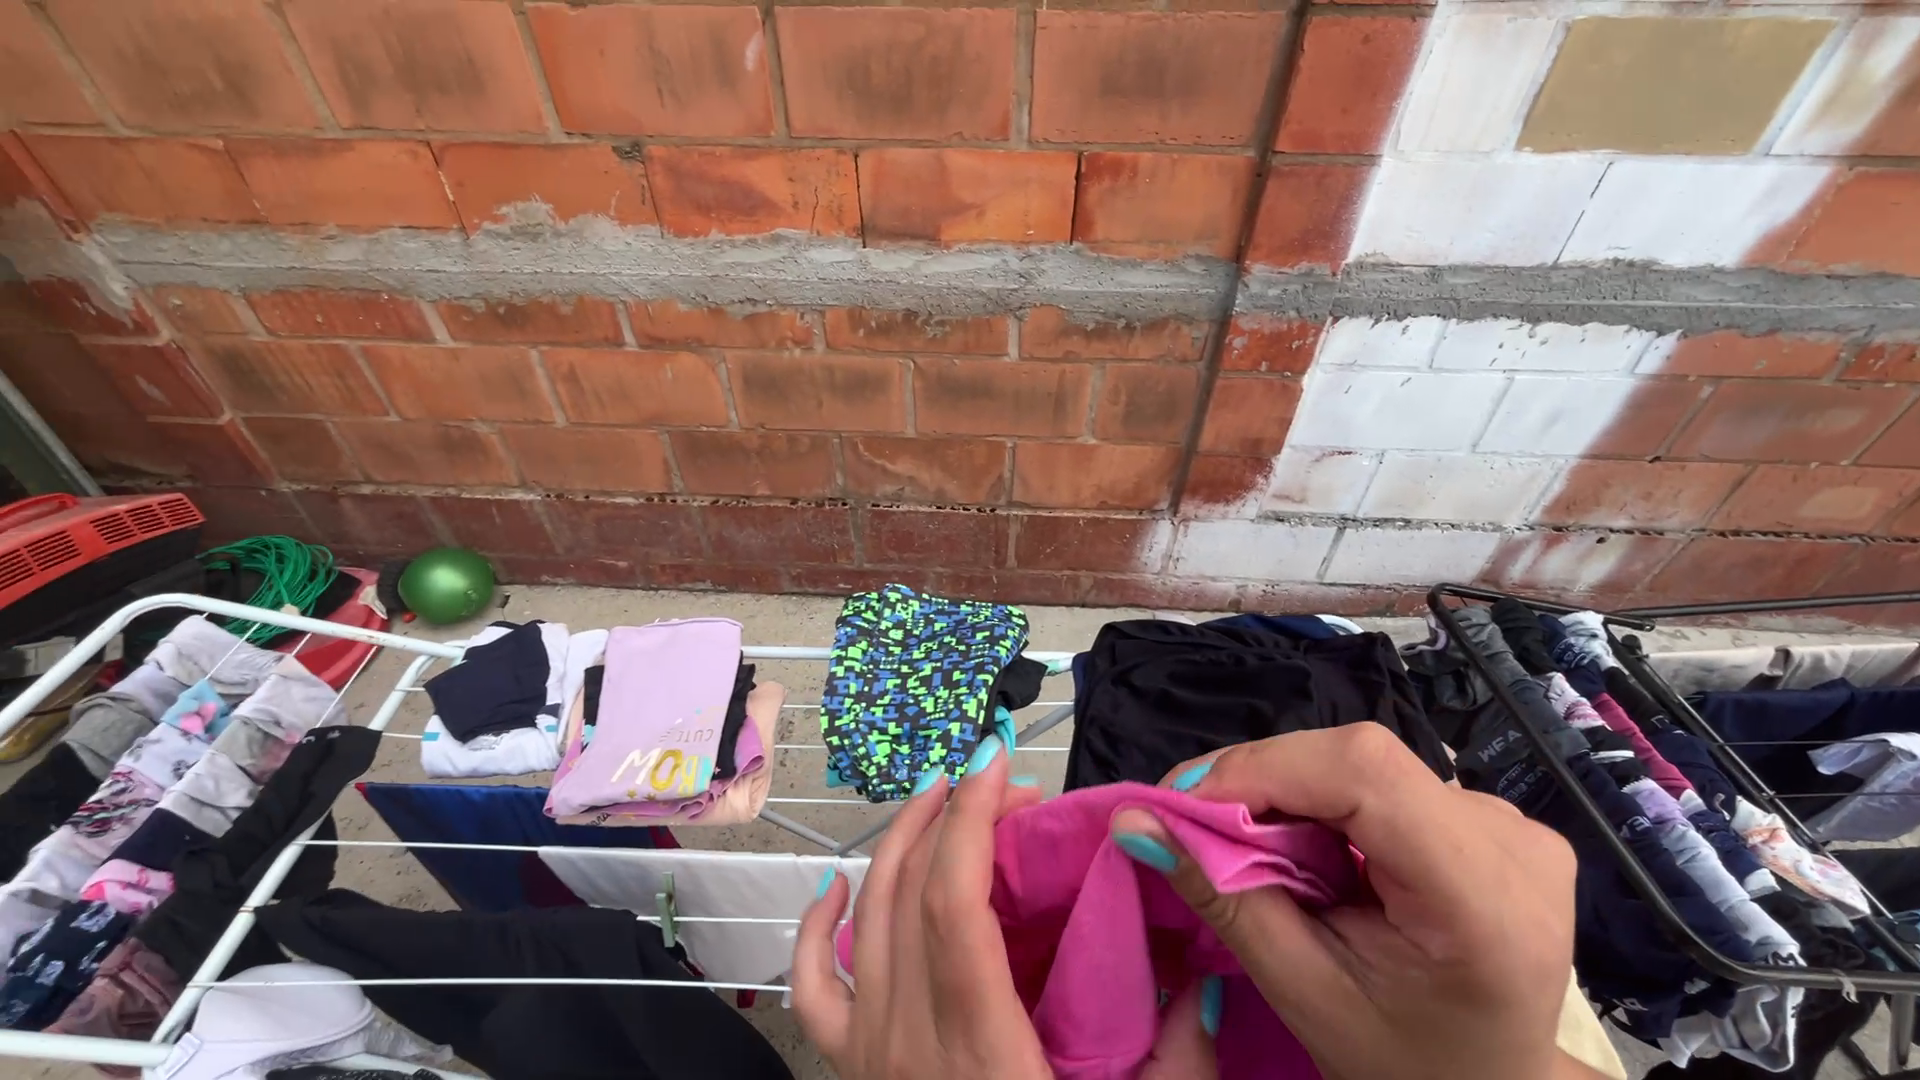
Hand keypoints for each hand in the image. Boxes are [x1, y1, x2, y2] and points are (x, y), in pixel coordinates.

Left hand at [792, 738, 1218, 1079]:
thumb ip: (1179, 1061)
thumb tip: (1207, 977)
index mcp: (978, 1047)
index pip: (954, 899)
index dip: (972, 819)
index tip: (1001, 765)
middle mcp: (908, 1037)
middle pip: (908, 889)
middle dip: (948, 815)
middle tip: (994, 780)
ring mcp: (869, 1056)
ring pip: (863, 917)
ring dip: (897, 845)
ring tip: (936, 801)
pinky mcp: (852, 1075)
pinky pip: (815, 989)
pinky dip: (817, 929)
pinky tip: (838, 889)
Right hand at [1111, 723, 1582, 1079]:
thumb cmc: (1397, 1063)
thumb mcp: (1300, 991)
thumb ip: (1220, 896)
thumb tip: (1132, 819)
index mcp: (1485, 898)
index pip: (1365, 772)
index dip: (1261, 767)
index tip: (1180, 803)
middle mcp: (1511, 839)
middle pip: (1355, 760)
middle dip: (1257, 780)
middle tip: (1189, 822)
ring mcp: (1505, 820)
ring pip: (1355, 761)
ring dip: (1279, 788)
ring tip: (1240, 841)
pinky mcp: (1482, 814)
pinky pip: (1370, 776)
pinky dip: (1311, 798)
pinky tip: (1296, 843)